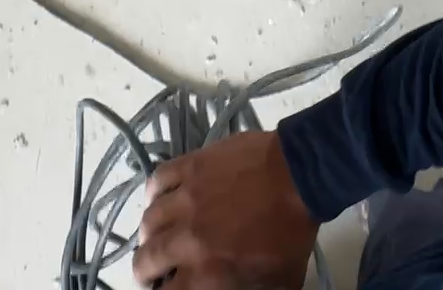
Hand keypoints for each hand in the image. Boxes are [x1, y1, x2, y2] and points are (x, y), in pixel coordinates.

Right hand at [133, 130, 317, 289]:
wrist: (298, 175)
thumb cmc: (291, 232)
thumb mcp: (278, 283)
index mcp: (206, 274)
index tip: (169, 288)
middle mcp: (186, 239)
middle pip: (145, 261)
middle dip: (147, 270)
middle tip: (156, 268)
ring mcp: (185, 198)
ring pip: (148, 221)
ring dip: (150, 233)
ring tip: (158, 233)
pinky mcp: (190, 165)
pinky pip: (157, 180)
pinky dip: (153, 193)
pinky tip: (159, 199)